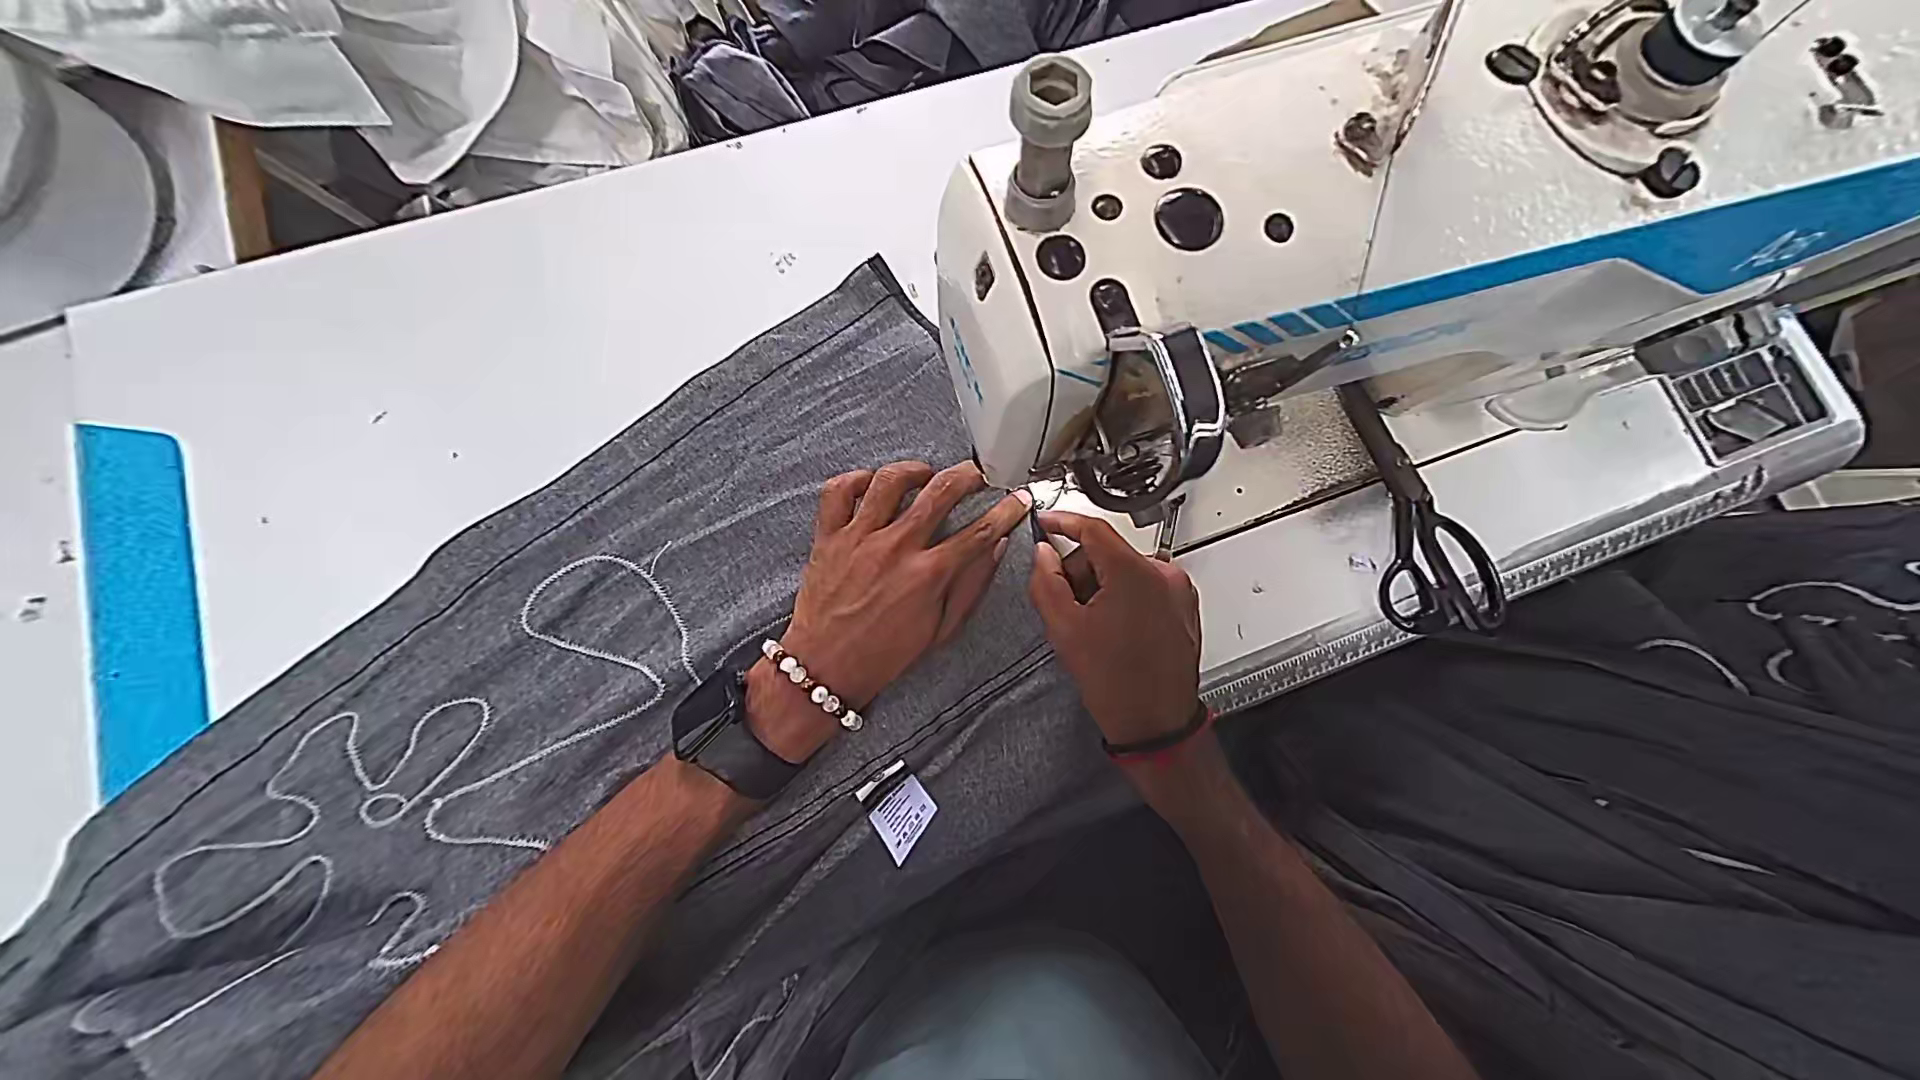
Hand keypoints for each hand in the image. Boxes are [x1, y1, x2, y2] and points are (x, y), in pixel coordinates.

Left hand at [777, 460, 1030, 710]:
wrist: (828, 666)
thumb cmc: (883, 653)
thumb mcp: (941, 629)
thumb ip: (971, 586)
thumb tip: (995, 548)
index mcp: (928, 574)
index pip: (980, 530)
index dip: (1006, 510)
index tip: (1015, 500)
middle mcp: (895, 548)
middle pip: (941, 490)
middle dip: (969, 475)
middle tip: (976, 474)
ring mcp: (859, 538)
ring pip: (890, 480)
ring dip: (916, 470)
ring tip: (926, 474)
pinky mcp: (829, 537)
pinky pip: (838, 491)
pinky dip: (856, 478)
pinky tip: (871, 483)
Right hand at [1027, 511, 1201, 746]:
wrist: (1155, 721)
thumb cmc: (1119, 684)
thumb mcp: (1064, 628)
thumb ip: (1046, 581)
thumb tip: (1043, 555)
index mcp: (1134, 573)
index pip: (1092, 528)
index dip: (1063, 522)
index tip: (1047, 522)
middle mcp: (1162, 575)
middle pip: (1107, 552)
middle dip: (1081, 573)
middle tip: (1070, 609)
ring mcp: (1177, 591)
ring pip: (1124, 570)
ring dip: (1102, 588)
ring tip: (1096, 628)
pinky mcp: (1182, 606)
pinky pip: (1143, 586)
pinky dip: (1123, 598)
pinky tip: (1115, 631)